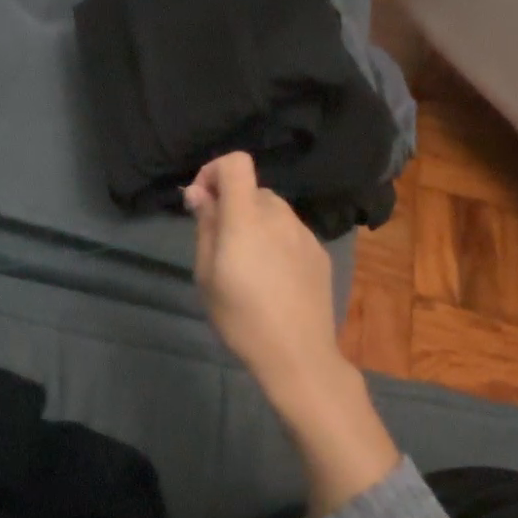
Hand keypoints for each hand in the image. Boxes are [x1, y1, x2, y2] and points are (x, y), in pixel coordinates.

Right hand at [185, 153, 397, 515]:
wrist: (298, 355)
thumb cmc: (241, 319)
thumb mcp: (207, 275)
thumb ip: (205, 227)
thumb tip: (199, 194)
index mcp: (247, 218)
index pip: (236, 163)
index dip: (213, 171)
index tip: (200, 201)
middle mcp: (280, 216)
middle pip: (253, 190)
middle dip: (231, 205)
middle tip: (217, 245)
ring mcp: (304, 234)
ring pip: (273, 212)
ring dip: (254, 224)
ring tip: (246, 267)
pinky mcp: (319, 254)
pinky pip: (290, 234)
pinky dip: (275, 242)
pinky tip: (272, 280)